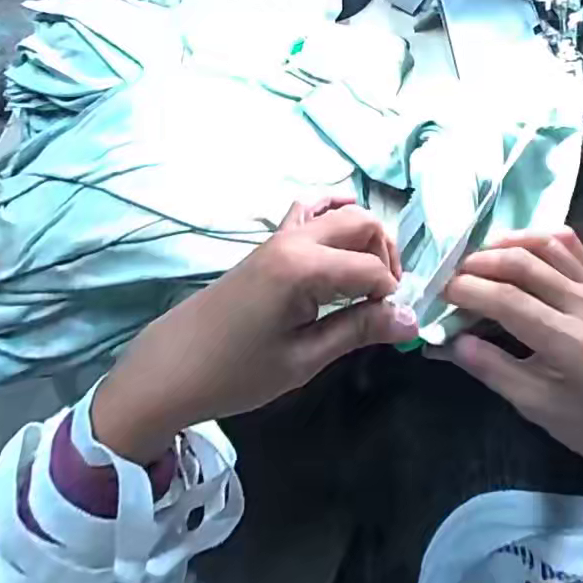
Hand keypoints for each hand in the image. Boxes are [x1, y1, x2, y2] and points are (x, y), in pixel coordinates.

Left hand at [93, 197, 418, 461]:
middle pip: (362, 224)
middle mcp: (294, 239)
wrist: (172, 367)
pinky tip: (342, 233)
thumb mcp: (303, 359)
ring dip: (364, 237)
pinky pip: (307, 210)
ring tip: (366, 278)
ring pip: (340, 212)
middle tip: (384, 300)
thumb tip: (410, 318)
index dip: (390, 294)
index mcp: (303, 267)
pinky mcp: (270, 242)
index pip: (371, 267)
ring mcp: (280, 235)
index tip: (391, 323)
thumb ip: (358, 330)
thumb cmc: (236, 372)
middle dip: (385, 257)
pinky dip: (332, 212)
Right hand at [434, 228, 582, 492]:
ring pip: (543, 244)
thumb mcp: (539, 409)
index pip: (508, 301)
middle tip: (448, 273)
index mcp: (571, 344)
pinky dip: (536, 237)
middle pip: (522, 264)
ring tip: (472, 257)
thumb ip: (493, 369)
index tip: (438, 292)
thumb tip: (447, 342)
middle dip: (477, 263)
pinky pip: (567, 244)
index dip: (467, 290)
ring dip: (502, 244)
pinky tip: (514, 247)